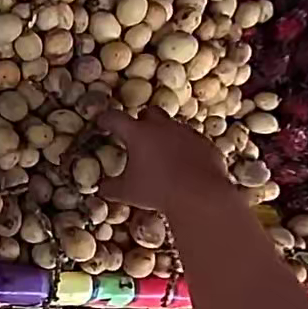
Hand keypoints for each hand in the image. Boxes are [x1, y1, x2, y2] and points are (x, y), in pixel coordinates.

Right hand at [98, 107, 233, 214]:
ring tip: (161, 156)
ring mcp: (187, 133)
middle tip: (137, 137)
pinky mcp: (206, 145)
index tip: (102, 123)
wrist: (202, 196)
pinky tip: (183, 166)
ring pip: (173, 127)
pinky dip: (185, 150)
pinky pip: (192, 142)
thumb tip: (101, 188)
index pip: (115, 118)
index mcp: (138, 134)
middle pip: (149, 112)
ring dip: (165, 136)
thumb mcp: (127, 192)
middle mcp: (163, 127)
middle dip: (142, 121)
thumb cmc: (158, 191)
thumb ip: (110, 187)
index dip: (106, 119)